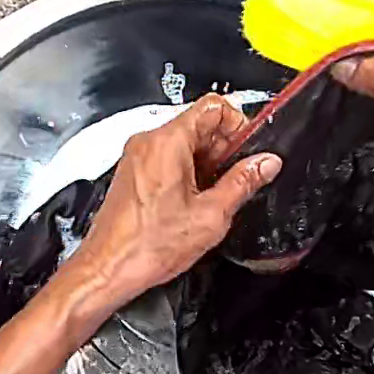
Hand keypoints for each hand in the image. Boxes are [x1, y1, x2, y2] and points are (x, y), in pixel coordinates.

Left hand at [62, 94, 281, 305]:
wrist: (108, 267)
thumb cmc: (146, 246)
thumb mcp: (211, 216)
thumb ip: (243, 182)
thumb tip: (265, 163)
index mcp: (167, 143)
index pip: (213, 106)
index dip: (239, 124)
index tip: (249, 149)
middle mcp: (148, 142)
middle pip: (199, 124)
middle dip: (224, 148)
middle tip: (236, 177)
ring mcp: (137, 156)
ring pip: (184, 142)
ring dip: (207, 163)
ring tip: (213, 196)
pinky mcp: (133, 171)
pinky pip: (167, 157)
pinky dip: (187, 172)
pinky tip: (193, 201)